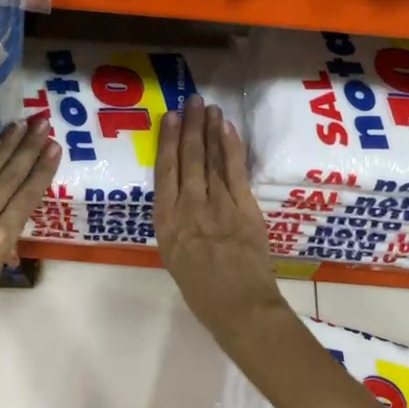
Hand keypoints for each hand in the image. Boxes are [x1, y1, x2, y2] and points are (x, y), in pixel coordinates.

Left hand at [0, 115, 60, 329]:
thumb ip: (5, 233)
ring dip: (6, 147)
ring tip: (20, 125)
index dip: (42, 169)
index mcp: (1, 237)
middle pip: (9, 176)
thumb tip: (10, 212)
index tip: (54, 146)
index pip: (27, 195)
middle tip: (41, 124)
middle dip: (28, 148)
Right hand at [153, 95, 288, 349]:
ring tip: (207, 107)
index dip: (167, 142)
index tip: (169, 118)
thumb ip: (177, 226)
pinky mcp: (243, 206)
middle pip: (188, 158)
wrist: (238, 306)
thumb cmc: (202, 292)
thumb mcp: (175, 258)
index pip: (165, 172)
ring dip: (209, 129)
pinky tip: (226, 128)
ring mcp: (217, 204)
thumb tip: (183, 201)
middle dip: (190, 127)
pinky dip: (230, 146)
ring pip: (210, 159)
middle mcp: (188, 207)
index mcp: (166, 222)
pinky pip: (234, 170)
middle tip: (191, 101)